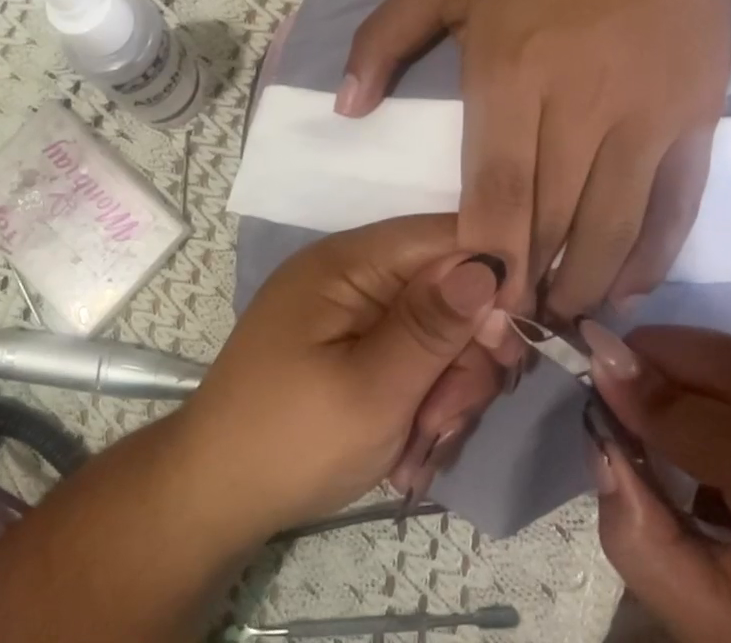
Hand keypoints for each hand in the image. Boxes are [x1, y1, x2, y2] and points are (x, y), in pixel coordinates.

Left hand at [175, 215, 499, 533]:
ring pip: (434, 335)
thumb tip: (490, 264)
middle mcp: (347, 279)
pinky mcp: (347, 353)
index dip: (491, 280)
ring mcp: (346, 317)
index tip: (511, 344)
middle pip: (445, 291)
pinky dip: (418, 404)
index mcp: (345, 265)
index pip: (442, 236)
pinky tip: (406, 448)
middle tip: (446, 416)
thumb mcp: (373, 387)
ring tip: (419, 442)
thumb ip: (433, 326)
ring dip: (443, 393)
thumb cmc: (292, 440)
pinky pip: (408, 362)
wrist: (218, 493)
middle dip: (462, 358)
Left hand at [339, 0, 730, 334]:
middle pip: (553, 222)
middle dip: (531, 287)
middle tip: (508, 337)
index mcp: (510, 78)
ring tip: (559, 322)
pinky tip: (626, 287)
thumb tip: (346, 108)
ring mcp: (646, 123)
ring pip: (614, 228)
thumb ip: (385, 41)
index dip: (486, 257)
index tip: (473, 306)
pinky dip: (651, 256)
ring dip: (586, 285)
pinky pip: (673, 208)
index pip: (496, 190)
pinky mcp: (694, 126)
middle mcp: (579, 112)